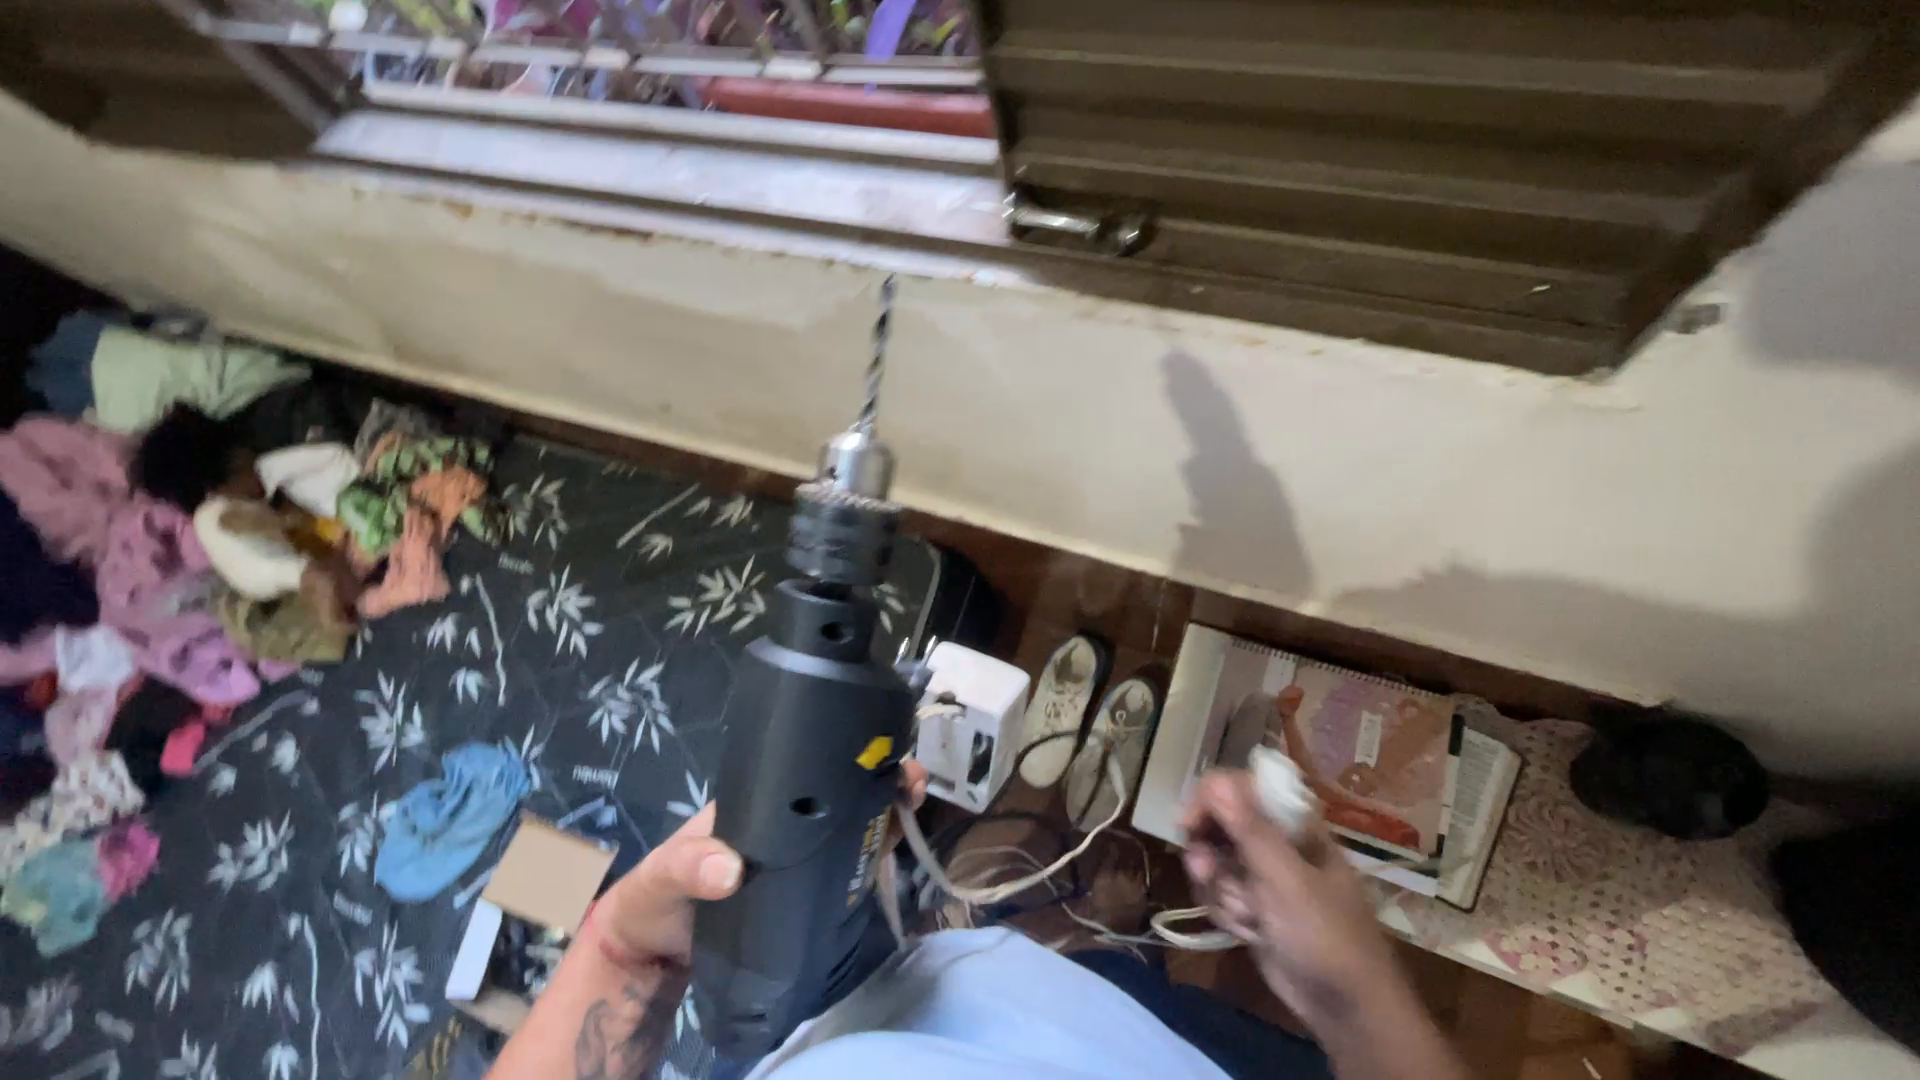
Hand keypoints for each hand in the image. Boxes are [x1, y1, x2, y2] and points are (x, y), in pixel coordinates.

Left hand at [594, 761, 929, 969]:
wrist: (662, 957)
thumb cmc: (658, 898)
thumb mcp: (663, 875)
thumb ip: (687, 867)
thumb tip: (733, 868)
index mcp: (759, 804)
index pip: (809, 771)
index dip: (846, 757)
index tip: (880, 755)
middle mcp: (790, 822)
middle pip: (844, 793)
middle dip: (882, 778)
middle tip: (910, 781)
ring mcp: (806, 856)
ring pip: (856, 823)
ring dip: (889, 809)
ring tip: (915, 802)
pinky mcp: (815, 891)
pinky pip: (854, 864)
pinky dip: (881, 849)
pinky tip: (902, 842)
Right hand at [1179, 769, 1403, 1030]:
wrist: (1345, 1009)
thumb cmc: (1326, 936)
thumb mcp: (1287, 880)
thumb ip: (1251, 830)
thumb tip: (1218, 781)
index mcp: (1294, 824)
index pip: (1240, 788)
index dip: (1210, 799)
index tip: (1188, 822)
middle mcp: (1276, 842)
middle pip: (1219, 823)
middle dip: (1209, 851)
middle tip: (1204, 871)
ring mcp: (1263, 875)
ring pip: (1214, 861)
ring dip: (1220, 889)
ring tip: (1245, 916)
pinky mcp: (1252, 905)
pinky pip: (1218, 892)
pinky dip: (1226, 911)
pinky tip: (1247, 931)